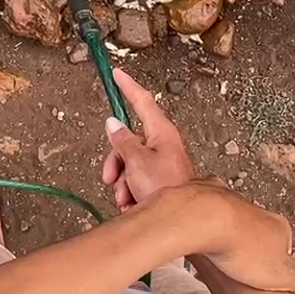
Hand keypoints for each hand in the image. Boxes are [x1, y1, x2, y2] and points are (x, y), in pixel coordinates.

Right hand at [100, 69, 196, 210]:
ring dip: (121, 180)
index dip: (128, 86)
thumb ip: (123, 141)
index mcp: (161, 132)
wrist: (183, 220)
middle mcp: (162, 143)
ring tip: (126, 196)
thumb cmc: (165, 189)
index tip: (117, 73)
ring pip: (129, 162)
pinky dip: (130, 189)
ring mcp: (161, 161)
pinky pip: (136, 177)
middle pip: (128, 140)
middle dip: (116, 161)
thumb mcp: (137, 162)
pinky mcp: (160, 178)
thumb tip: (113, 124)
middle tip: (112, 178)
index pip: (142, 101)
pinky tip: (132, 203)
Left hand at [140, 182, 294, 293]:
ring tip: (215, 251)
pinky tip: (196, 232)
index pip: (285, 244)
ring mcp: (230, 197)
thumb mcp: (278, 276)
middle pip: (258, 227)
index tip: (263, 275)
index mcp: (278, 225)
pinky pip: (206, 206)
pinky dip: (203, 217)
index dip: (275, 261)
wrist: (202, 218)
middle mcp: (257, 207)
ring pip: (232, 215)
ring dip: (226, 229)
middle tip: (237, 265)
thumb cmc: (239, 248)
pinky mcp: (203, 191)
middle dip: (249, 243)